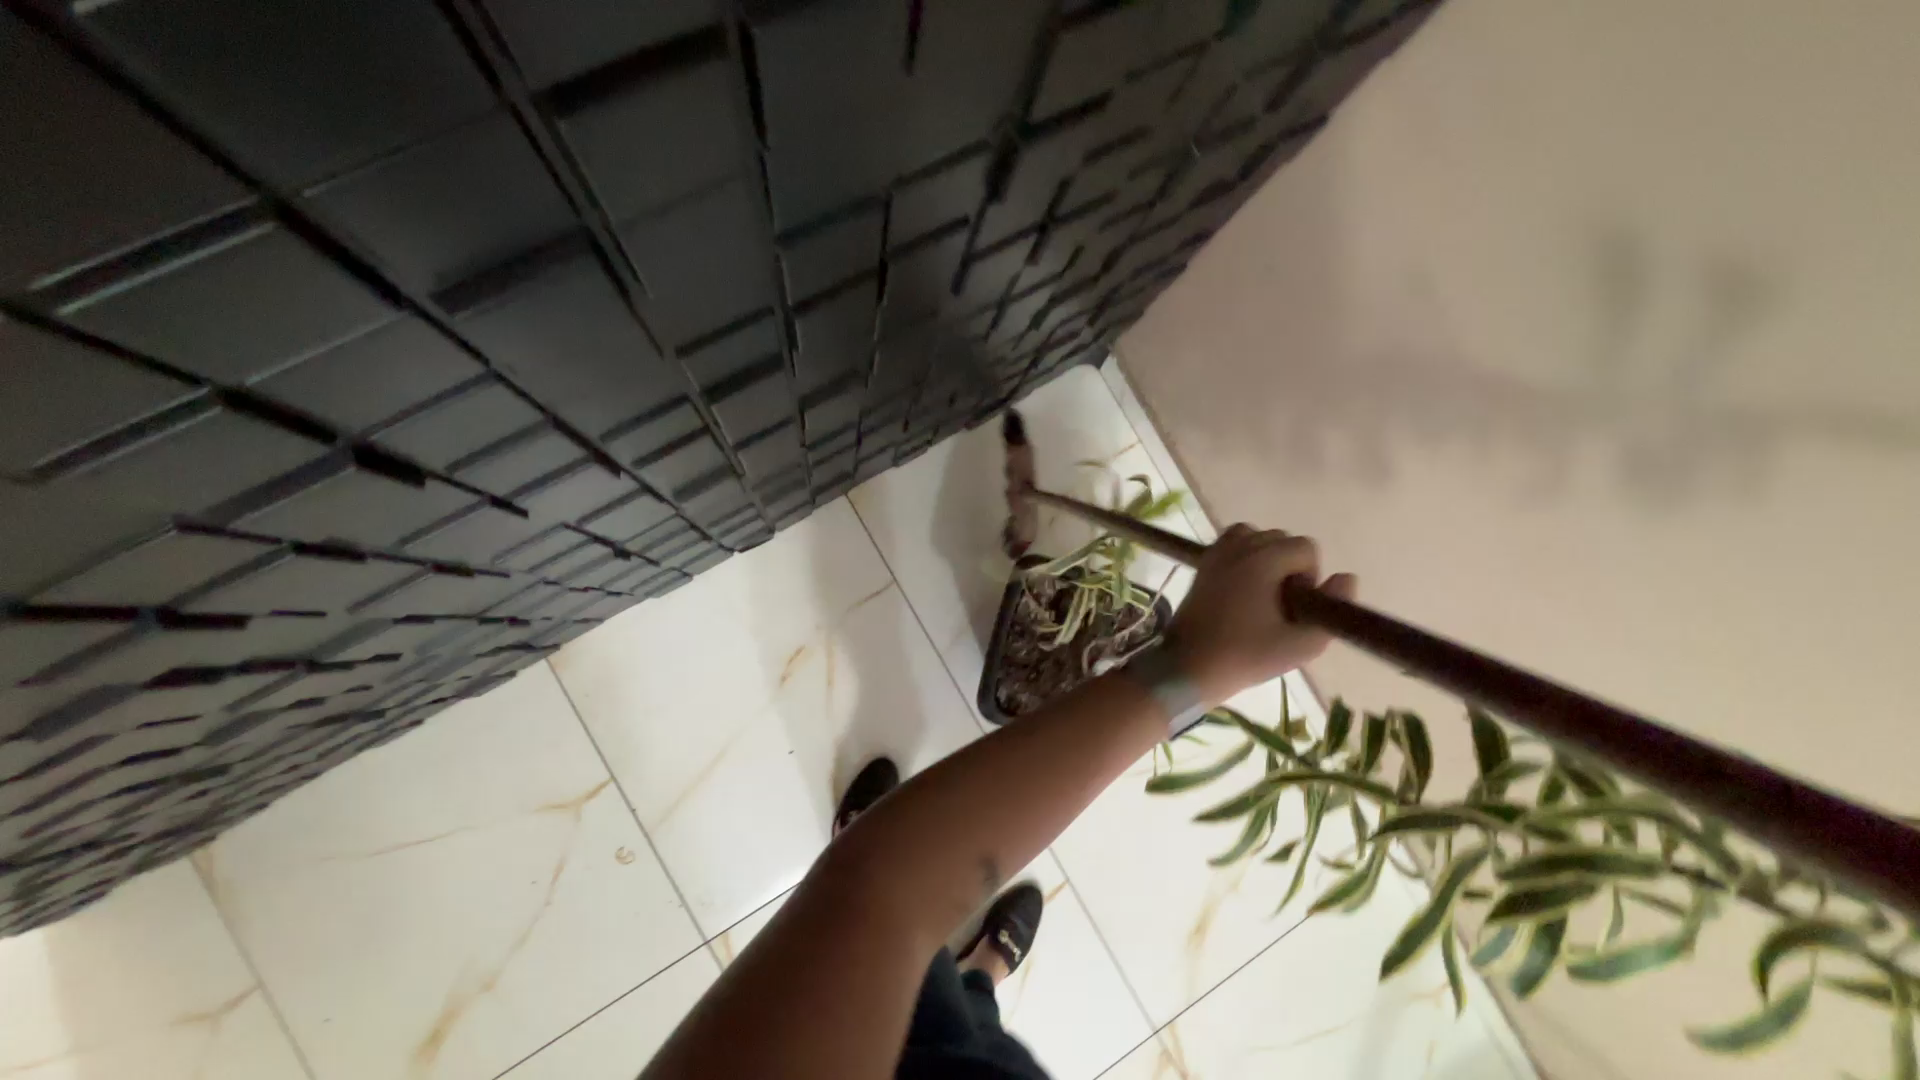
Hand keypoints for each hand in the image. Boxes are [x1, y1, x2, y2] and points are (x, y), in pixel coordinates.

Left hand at [1162, 524, 1356, 705]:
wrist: (1188, 666)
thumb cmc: (1245, 656)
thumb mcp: (1299, 645)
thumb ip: (1331, 608)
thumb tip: (1347, 578)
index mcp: (1262, 560)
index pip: (1305, 547)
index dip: (1310, 576)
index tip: (1295, 606)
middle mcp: (1238, 547)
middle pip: (1281, 539)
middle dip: (1290, 566)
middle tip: (1279, 605)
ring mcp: (1216, 552)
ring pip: (1255, 536)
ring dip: (1267, 557)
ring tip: (1262, 593)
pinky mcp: (1202, 564)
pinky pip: (1232, 543)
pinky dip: (1244, 555)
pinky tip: (1243, 587)